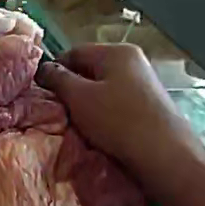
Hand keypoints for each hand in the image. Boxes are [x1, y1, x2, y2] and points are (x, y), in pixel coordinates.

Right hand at [37, 44, 204, 193]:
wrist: (163, 153)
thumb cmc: (117, 120)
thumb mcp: (79, 97)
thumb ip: (58, 79)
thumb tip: (43, 68)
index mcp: (116, 52)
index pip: (73, 52)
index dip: (53, 70)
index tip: (41, 92)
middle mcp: (132, 62)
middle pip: (88, 70)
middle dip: (70, 89)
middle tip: (56, 110)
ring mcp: (142, 83)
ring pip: (100, 88)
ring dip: (84, 104)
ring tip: (75, 123)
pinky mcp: (147, 104)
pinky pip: (114, 103)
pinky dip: (101, 114)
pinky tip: (96, 130)